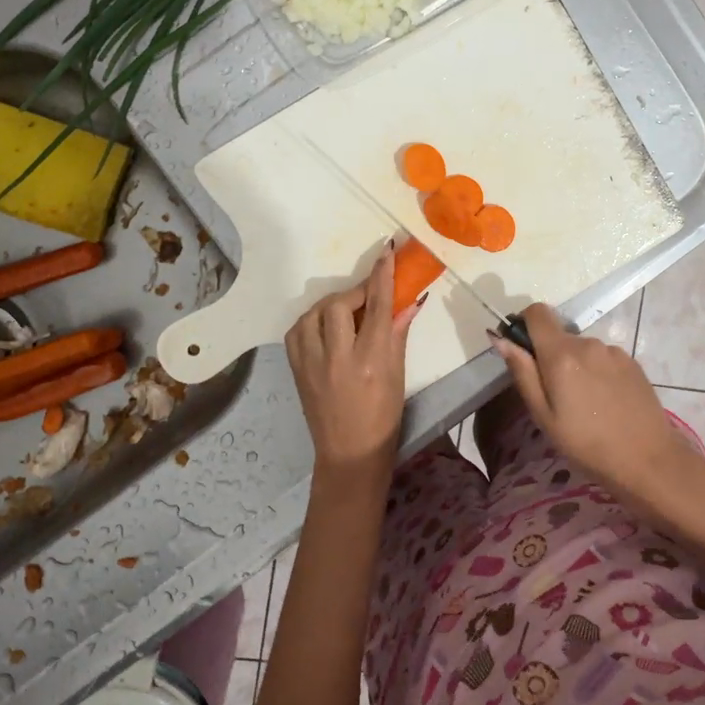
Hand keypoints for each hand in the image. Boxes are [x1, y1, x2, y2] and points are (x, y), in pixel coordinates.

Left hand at [285, 240, 423, 480]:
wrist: (349, 453)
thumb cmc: (384, 415)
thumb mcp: (398, 374)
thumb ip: (399, 333)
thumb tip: (408, 300)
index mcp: (371, 361)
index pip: (378, 306)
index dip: (382, 275)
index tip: (387, 251)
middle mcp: (338, 358)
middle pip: (341, 305)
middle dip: (357, 294)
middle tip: (370, 297)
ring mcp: (311, 363)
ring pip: (315, 314)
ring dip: (332, 306)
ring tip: (348, 312)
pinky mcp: (295, 369)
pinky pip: (298, 330)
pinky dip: (312, 320)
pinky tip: (325, 326)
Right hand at [491, 304, 700, 500]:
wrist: (647, 459)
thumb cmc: (586, 444)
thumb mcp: (543, 416)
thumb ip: (522, 373)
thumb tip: (502, 339)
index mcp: (561, 354)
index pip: (537, 312)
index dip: (525, 324)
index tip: (524, 351)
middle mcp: (588, 343)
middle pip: (560, 336)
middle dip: (552, 357)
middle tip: (557, 397)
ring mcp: (613, 351)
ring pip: (583, 349)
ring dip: (577, 366)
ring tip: (586, 404)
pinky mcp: (632, 362)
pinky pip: (603, 359)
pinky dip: (598, 373)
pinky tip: (606, 402)